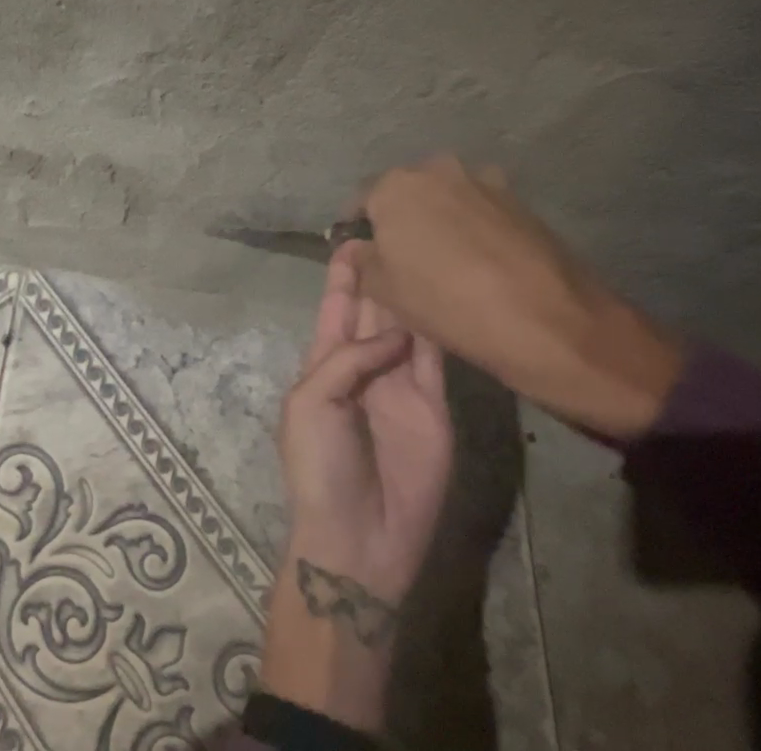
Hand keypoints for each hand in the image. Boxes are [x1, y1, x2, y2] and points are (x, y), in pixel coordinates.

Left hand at [261, 242, 451, 731]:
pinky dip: (440, 329)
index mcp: (324, 365)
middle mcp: (363, 367)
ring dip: (413, 293)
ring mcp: (400, 385)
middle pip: (373, 309)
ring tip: (426, 250)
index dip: (343, 274)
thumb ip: (347, 358)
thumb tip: (394, 330)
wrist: (360, 534)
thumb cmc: (320, 466)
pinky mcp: (435, 405)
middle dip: (381, 272)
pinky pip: (437, 358)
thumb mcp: (312, 403)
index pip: (335, 308)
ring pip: (407, 327)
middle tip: (398, 228)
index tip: (353, 233)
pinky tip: (448, 296)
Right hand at [357, 155, 684, 436]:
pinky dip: (474, 231)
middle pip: (408, 194)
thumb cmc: (445, 300)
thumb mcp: (383, 290)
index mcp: (396, 186)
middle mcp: (439, 170)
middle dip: (402, 220)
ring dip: (440, 223)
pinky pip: (481, 213)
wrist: (544, 318)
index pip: (361, 200)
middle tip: (402, 259)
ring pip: (447, 201)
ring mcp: (486, 182)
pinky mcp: (521, 202)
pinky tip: (479, 265)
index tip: (362, 254)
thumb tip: (359, 247)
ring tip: (444, 263)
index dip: (358, 229)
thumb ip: (363, 260)